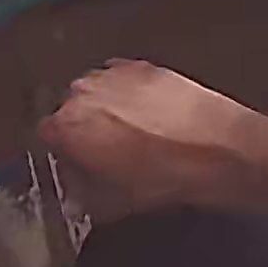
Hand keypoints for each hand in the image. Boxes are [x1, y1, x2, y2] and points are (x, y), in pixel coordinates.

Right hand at [37, 60, 267, 219]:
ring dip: (103, 106)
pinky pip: (119, 78)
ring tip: (130, 130)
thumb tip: (77, 191)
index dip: (60, 150)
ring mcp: (113, 73)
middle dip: (82, 126)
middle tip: (104, 149)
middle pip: (70, 108)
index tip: (74, 162)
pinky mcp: (140, 64)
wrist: (221, 145)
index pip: (46, 133)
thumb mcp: (117, 202)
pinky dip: (125, 92)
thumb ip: (84, 193)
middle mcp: (83, 91)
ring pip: (94, 90)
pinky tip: (145, 111)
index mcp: (70, 125)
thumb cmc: (167, 177)